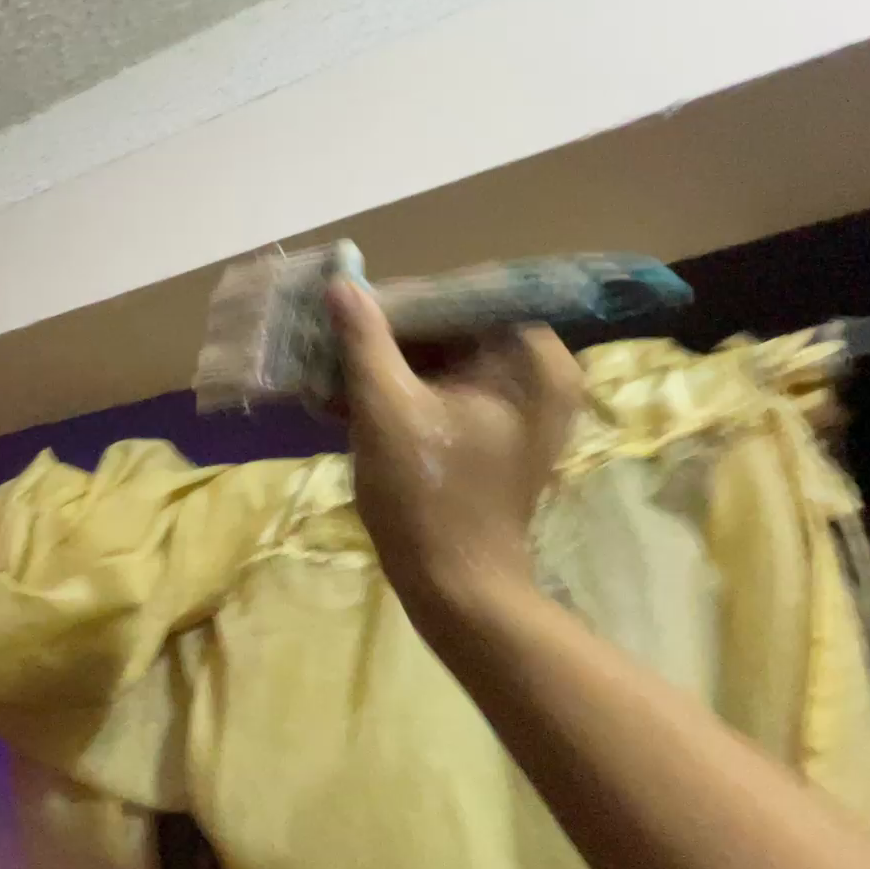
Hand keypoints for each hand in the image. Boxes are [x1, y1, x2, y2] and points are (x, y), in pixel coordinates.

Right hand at [325, 278, 583, 607]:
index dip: (393, 302)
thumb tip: (341, 284)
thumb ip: (364, 340)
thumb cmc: (424, 495)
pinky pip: (449, 394)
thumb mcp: (384, 410)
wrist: (456, 584)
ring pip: (444, 364)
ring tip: (331, 377)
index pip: (457, 299)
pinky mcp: (503, 434)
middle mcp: (539, 372)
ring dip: (386, 369)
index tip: (340, 313)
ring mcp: (524, 406)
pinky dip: (403, 396)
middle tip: (330, 346)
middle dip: (384, 340)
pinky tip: (351, 404)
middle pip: (451, 330)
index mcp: (528, 356)